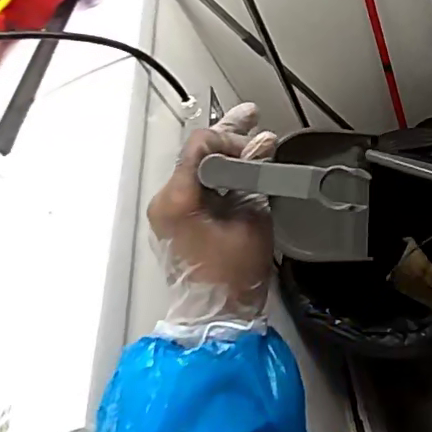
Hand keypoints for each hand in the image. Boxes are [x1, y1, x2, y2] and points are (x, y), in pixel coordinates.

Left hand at [146, 103, 278, 335]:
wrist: (216, 314)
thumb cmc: (232, 274)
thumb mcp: (252, 219)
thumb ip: (255, 177)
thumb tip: (264, 144)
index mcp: (177, 199)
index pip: (200, 145)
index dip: (232, 138)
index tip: (259, 147)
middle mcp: (167, 201)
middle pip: (197, 152)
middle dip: (229, 136)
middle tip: (253, 116)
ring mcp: (172, 210)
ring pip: (199, 166)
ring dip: (228, 151)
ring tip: (252, 130)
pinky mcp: (183, 220)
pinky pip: (202, 183)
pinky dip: (223, 170)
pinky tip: (246, 161)